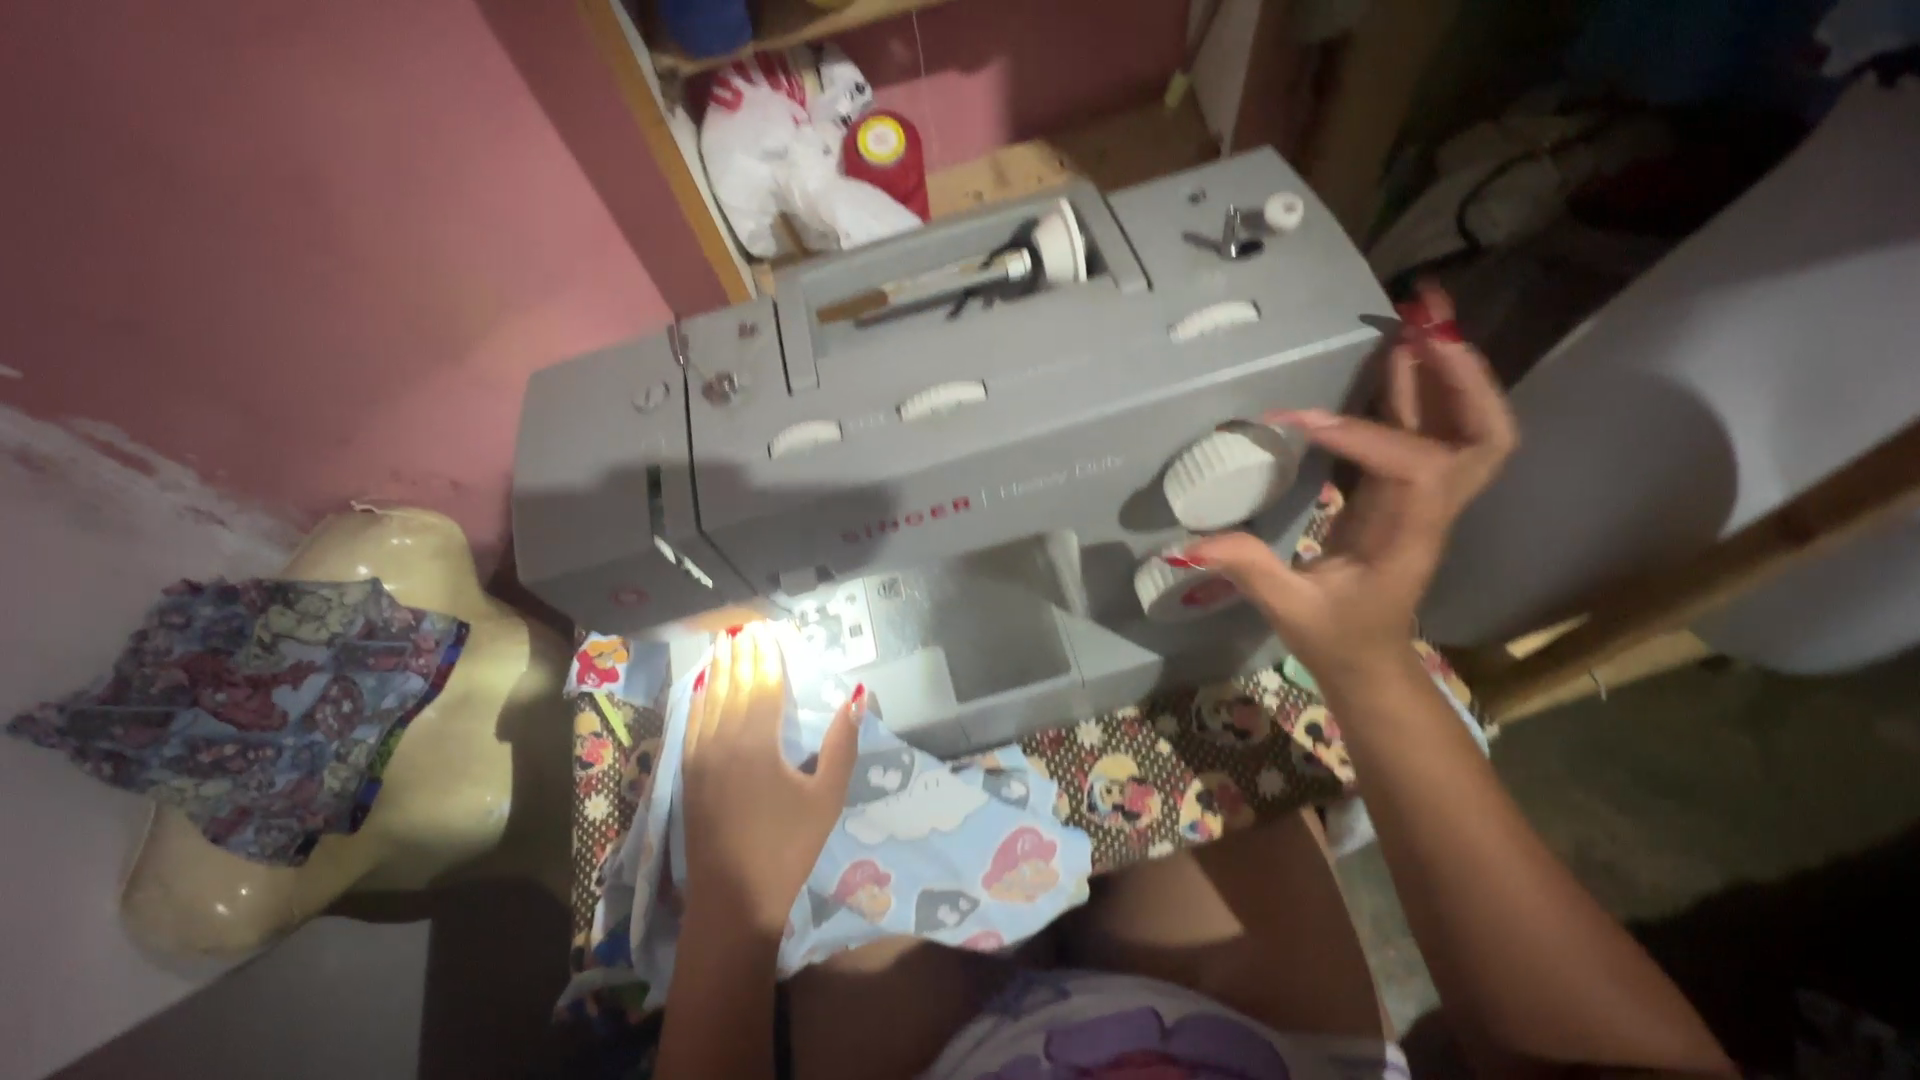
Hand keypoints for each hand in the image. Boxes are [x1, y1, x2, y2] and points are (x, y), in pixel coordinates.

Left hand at [681, 622, 862, 934]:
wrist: (733, 900)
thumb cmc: (788, 848)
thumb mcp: (827, 797)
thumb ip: (842, 745)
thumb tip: (857, 697)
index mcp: (757, 743)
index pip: (762, 685)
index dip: (766, 655)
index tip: (767, 628)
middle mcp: (721, 742)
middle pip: (732, 686)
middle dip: (740, 655)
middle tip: (745, 626)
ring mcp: (698, 759)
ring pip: (708, 702)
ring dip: (718, 671)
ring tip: (724, 644)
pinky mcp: (687, 776)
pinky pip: (691, 725)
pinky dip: (699, 700)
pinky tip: (702, 690)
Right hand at [1184, 285, 1517, 683]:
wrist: (1370, 660)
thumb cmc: (1337, 638)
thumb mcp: (1290, 610)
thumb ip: (1248, 570)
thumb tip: (1188, 542)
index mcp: (1409, 538)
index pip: (1413, 468)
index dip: (1364, 435)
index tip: (1299, 421)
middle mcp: (1431, 510)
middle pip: (1483, 434)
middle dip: (1461, 377)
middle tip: (1426, 328)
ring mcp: (1424, 497)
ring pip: (1465, 425)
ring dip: (1447, 369)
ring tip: (1420, 317)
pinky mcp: (1405, 490)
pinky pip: (1426, 431)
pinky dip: (1419, 389)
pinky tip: (1394, 354)